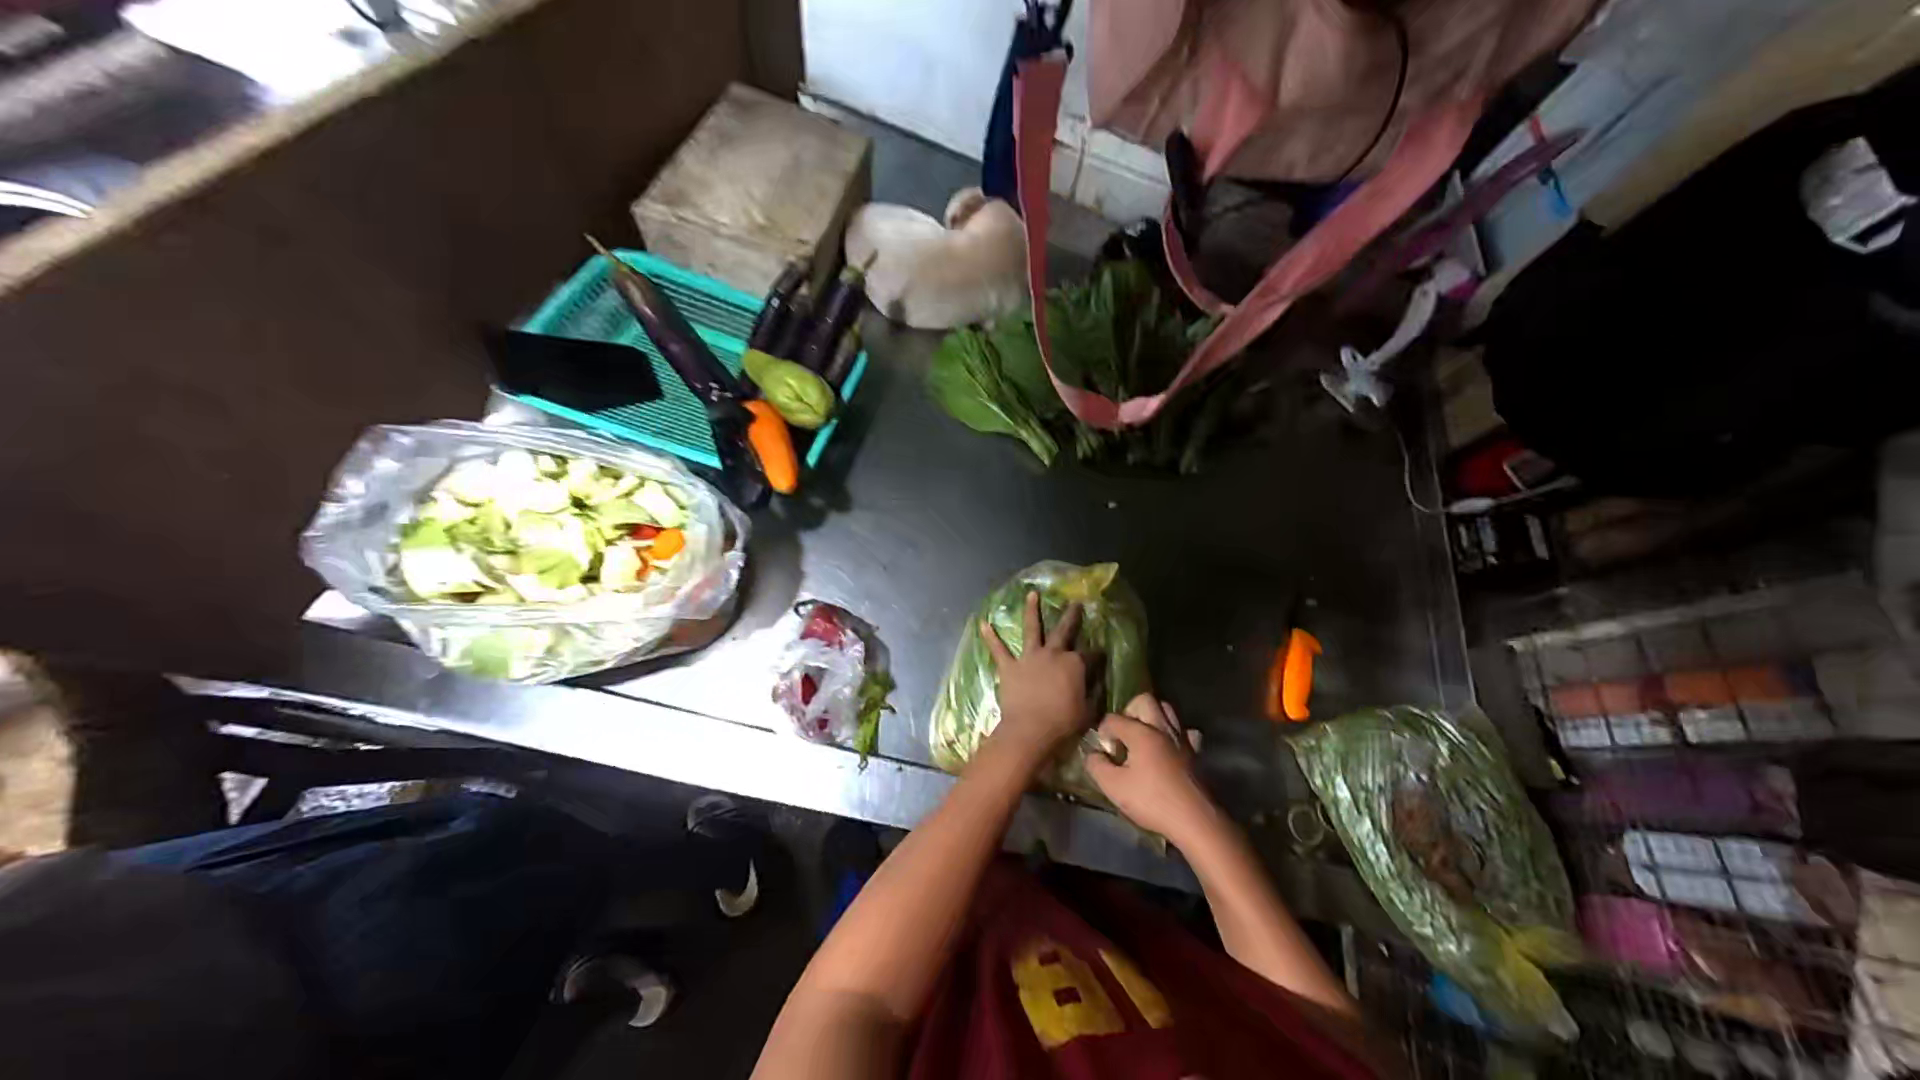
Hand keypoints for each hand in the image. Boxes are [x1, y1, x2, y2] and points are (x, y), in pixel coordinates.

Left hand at [981, 591, 1089, 758]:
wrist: (1030, 730)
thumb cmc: (1063, 723)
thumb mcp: (1088, 711)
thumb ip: (1094, 694)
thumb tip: (1098, 683)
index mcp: (1075, 664)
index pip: (1091, 654)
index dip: (1098, 654)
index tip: (1101, 653)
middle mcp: (1053, 654)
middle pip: (1064, 630)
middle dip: (1071, 616)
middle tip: (1076, 603)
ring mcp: (1030, 658)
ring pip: (1032, 629)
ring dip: (1031, 611)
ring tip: (1031, 594)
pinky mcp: (1010, 667)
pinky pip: (998, 649)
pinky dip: (990, 637)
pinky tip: (983, 624)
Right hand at [1086, 694, 1219, 843]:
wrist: (1195, 821)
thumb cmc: (1152, 801)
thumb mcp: (1113, 787)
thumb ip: (1096, 765)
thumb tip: (1092, 754)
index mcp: (1141, 733)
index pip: (1113, 718)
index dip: (1103, 732)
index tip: (1103, 751)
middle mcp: (1162, 728)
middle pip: (1144, 701)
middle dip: (1128, 712)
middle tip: (1122, 735)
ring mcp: (1182, 739)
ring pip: (1167, 711)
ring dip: (1152, 718)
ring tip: (1142, 739)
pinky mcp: (1195, 753)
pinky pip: (1186, 732)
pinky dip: (1175, 734)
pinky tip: (1169, 748)